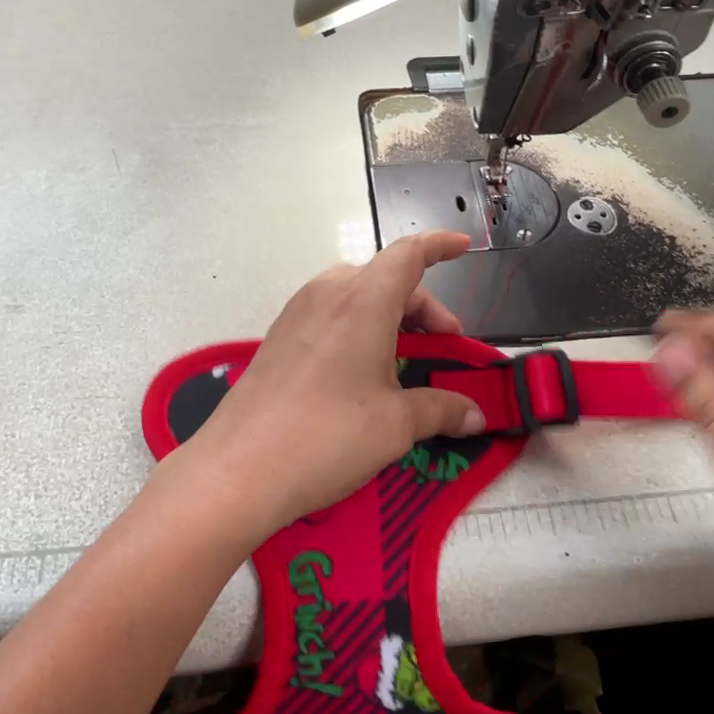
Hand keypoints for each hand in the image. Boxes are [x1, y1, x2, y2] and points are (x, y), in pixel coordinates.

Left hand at [164, 231, 485, 544]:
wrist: (239, 469)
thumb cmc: (327, 436)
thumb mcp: (396, 425)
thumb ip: (440, 409)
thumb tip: (474, 414)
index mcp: (363, 301)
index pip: (409, 254)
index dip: (439, 245)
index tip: (462, 245)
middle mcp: (327, 294)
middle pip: (384, 277)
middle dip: (422, 303)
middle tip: (444, 344)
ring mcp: (297, 314)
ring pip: (354, 294)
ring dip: (388, 314)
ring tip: (405, 355)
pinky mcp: (278, 337)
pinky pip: (328, 314)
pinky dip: (357, 326)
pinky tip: (363, 369)